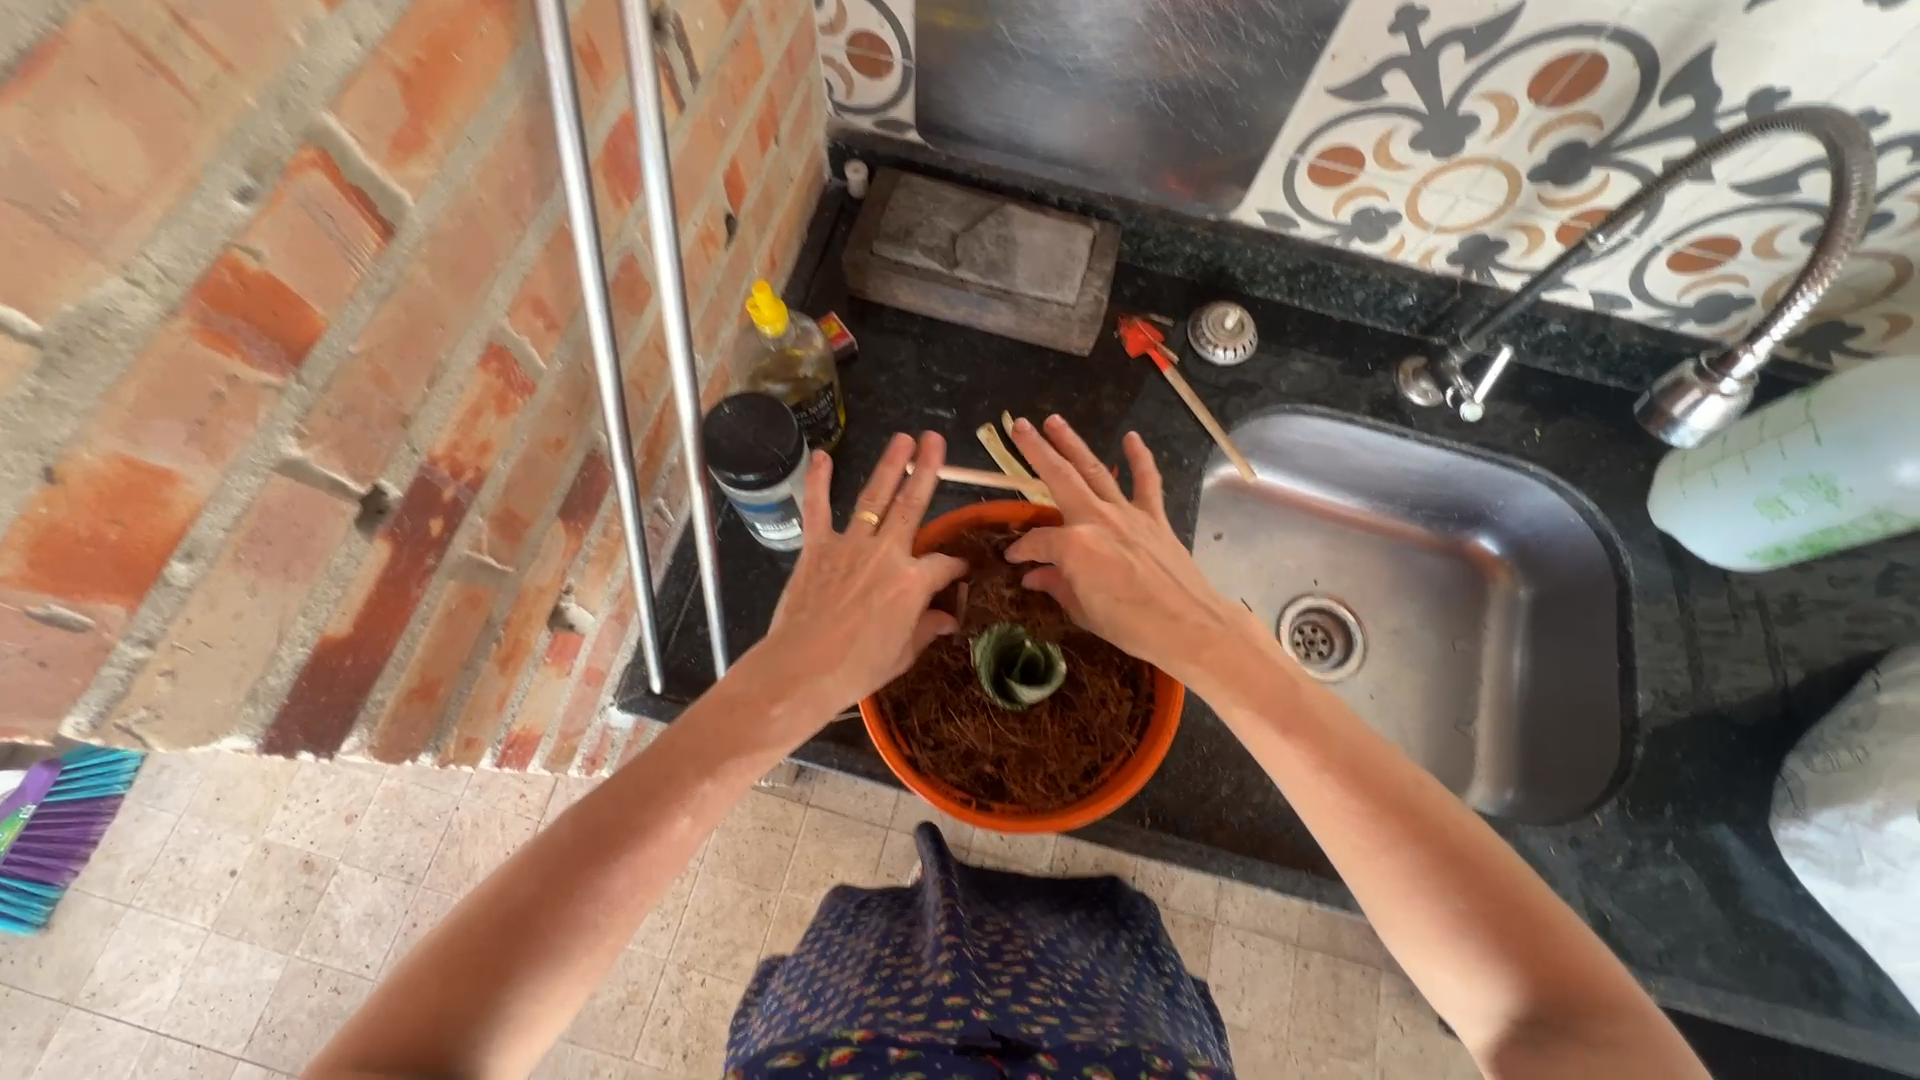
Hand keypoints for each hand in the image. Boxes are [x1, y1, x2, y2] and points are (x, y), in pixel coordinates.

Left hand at [754, 432, 969, 713]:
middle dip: (926, 470)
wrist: (802, 669)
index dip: (957, 566)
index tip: (961, 569)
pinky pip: (817, 510)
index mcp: (912, 582)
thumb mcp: (903, 654)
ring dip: (889, 466)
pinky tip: (821, 457)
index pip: (944, 564)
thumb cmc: (857, 668)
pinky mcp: (817, 548)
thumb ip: (925, 629)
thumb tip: (947, 619)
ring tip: (902, 438)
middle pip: (912, 506)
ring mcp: (849, 546)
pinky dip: (818, 483)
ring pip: (874, 499)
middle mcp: (886, 554)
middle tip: (935, 441)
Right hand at [1004, 415, 1256, 682]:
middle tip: (1018, 426)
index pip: (1037, 540)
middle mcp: (1097, 519)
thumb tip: (1034, 575)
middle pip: (1060, 478)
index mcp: (1074, 546)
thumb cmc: (1131, 626)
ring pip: (1096, 470)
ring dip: (1074, 443)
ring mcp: (1128, 515)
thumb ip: (1057, 585)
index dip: (1022, 549)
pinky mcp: (1154, 518)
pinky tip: (1131, 437)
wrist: (1189, 625)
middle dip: (1037, 450)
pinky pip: (1147, 482)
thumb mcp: (1083, 611)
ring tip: (1055, 421)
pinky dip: (1140, 458)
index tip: (1013, 558)